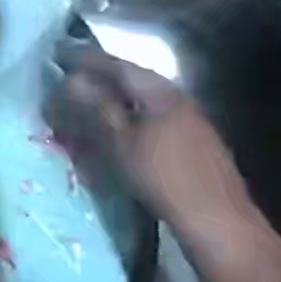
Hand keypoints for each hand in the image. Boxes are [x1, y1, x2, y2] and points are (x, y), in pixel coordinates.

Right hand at [54, 42, 256, 239]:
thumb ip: (94, 104)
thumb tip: (71, 79)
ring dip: (114, 96)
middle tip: (70, 78)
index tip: (58, 55)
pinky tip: (119, 127)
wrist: (221, 226)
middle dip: (98, 76)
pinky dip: (130, 113)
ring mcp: (191, 119)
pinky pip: (154, 114)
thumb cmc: (162, 177)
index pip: (114, 63)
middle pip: (130, 78)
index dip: (84, 57)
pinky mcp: (196, 141)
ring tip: (89, 102)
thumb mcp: (118, 140)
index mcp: (158, 90)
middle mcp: (177, 97)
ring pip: (142, 97)